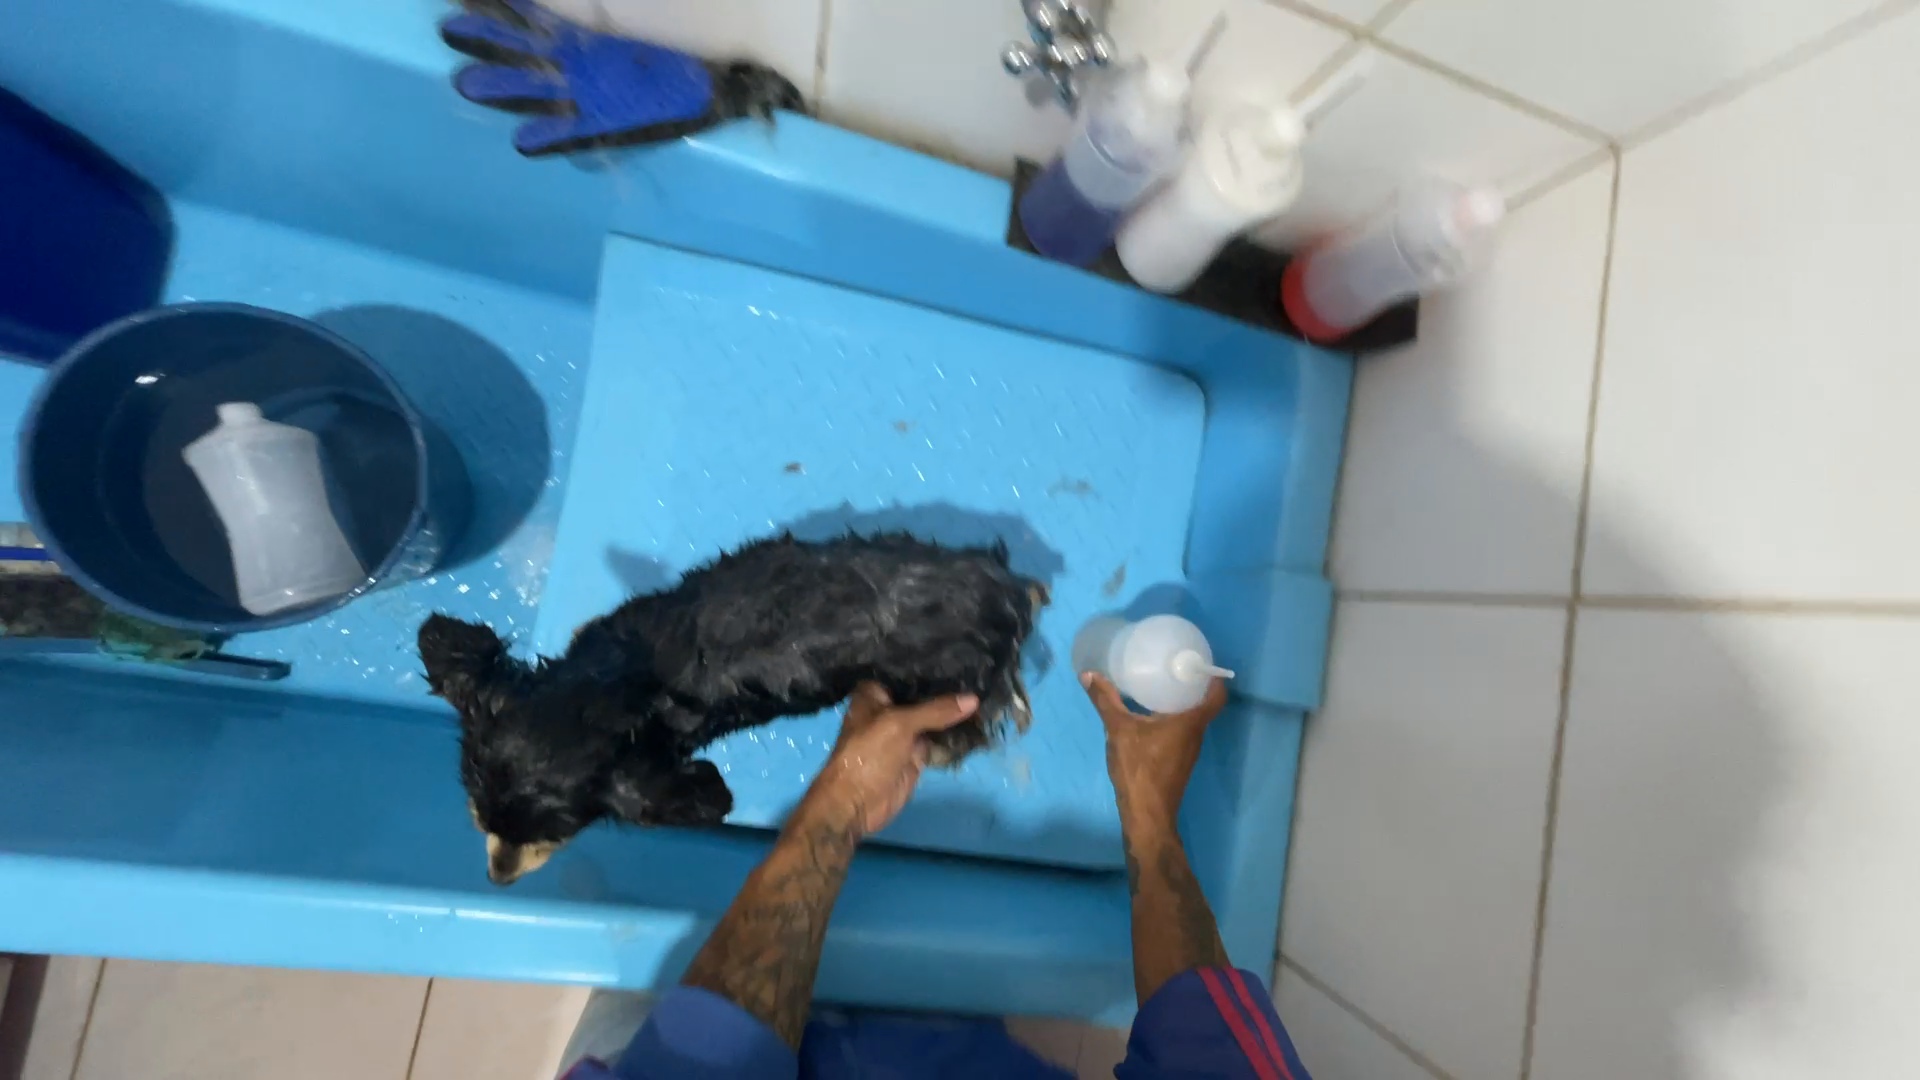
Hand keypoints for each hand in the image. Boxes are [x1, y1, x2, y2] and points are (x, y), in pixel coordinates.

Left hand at [798, 684, 978, 837]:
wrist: (856, 803)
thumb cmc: (868, 753)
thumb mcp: (901, 724)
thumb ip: (937, 710)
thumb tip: (974, 698)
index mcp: (875, 693)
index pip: (908, 673)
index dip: (932, 666)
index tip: (962, 655)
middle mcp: (890, 707)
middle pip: (924, 694)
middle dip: (948, 688)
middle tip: (979, 671)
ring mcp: (904, 731)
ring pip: (935, 716)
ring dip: (955, 710)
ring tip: (985, 690)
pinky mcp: (916, 751)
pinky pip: (939, 737)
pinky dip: (955, 731)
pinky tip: (979, 716)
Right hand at [1081, 673, 1228, 823]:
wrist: (1146, 813)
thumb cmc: (1139, 768)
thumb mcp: (1118, 729)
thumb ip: (1105, 700)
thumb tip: (1088, 674)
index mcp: (1190, 722)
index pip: (1216, 695)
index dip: (1212, 676)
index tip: (1197, 660)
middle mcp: (1195, 734)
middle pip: (1203, 703)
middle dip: (1191, 684)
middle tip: (1171, 664)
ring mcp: (1188, 749)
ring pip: (1191, 717)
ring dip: (1180, 701)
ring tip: (1159, 682)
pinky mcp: (1178, 759)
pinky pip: (1181, 729)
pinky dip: (1171, 716)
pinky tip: (1149, 711)